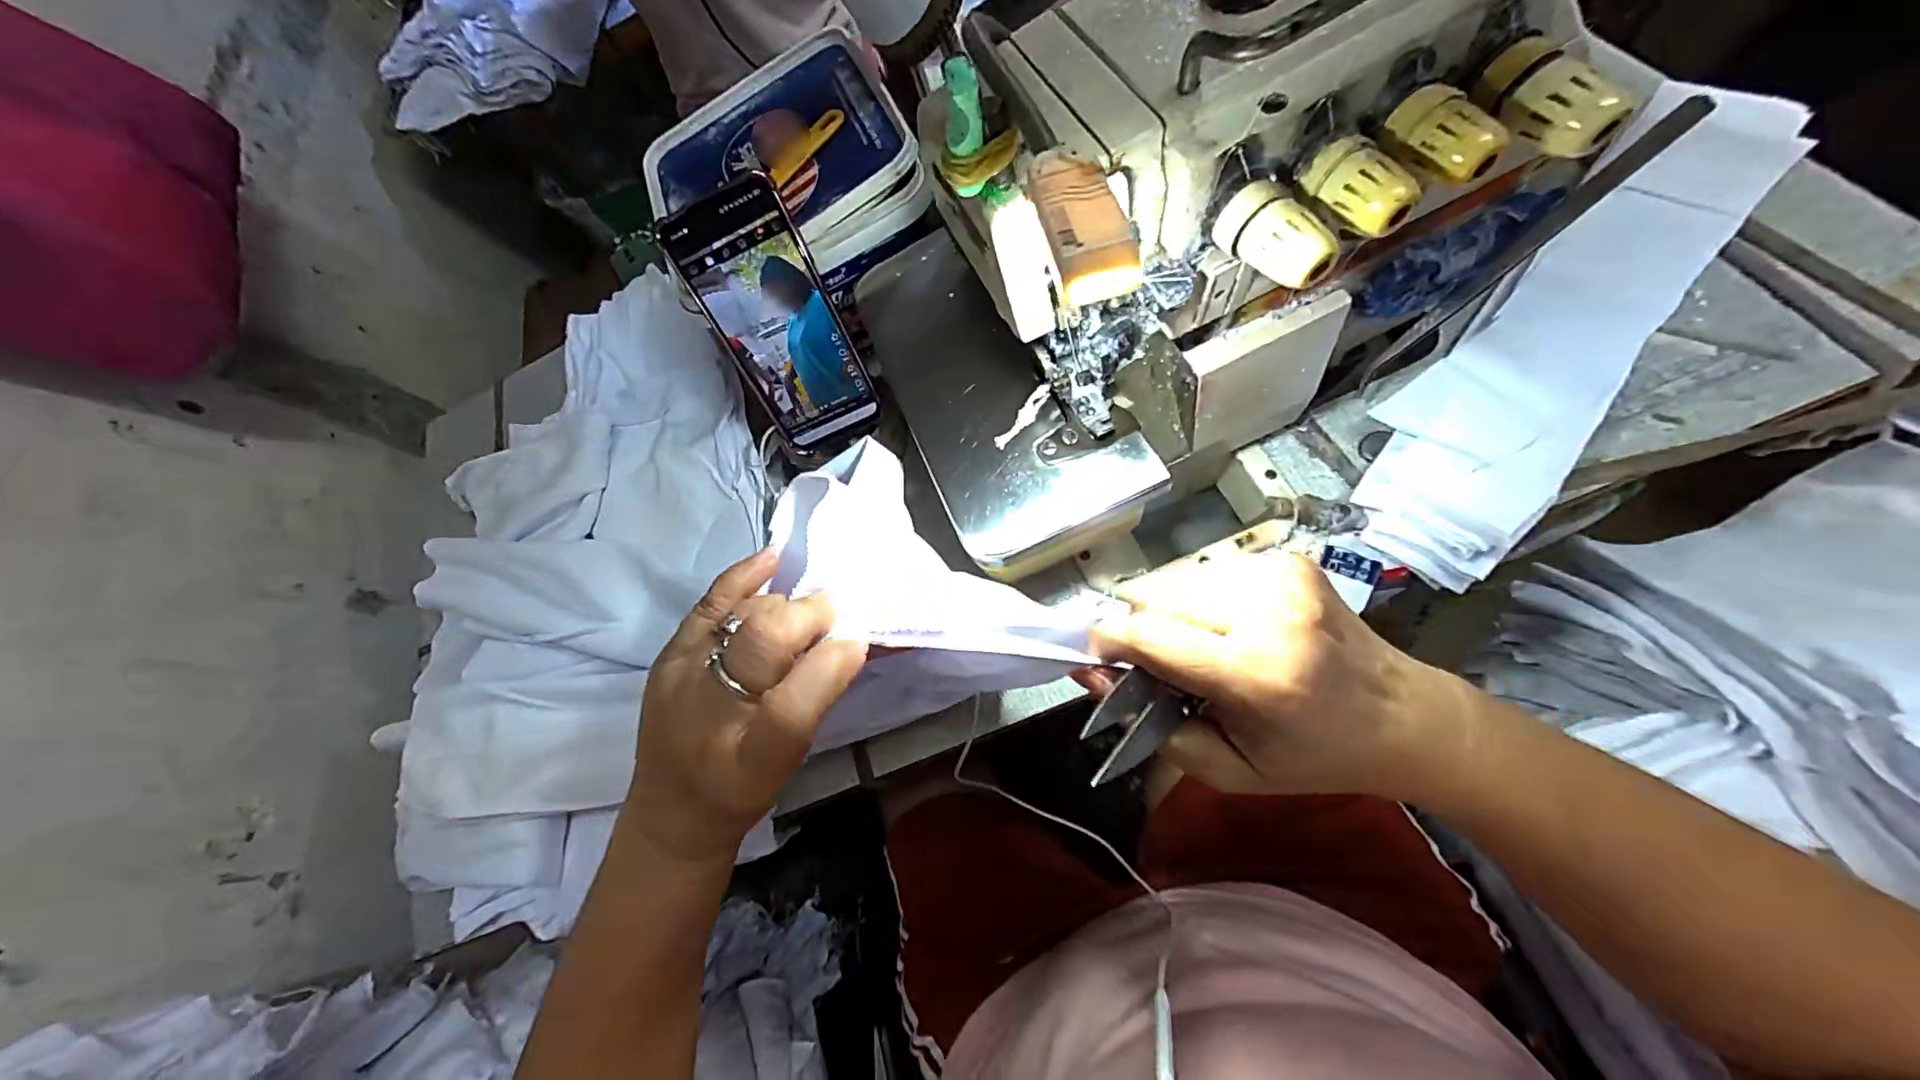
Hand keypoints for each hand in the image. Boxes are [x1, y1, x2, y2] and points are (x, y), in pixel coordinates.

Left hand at [627, 549, 867, 862]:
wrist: (672, 809)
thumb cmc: (743, 787)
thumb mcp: (791, 758)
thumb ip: (817, 699)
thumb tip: (849, 638)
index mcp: (751, 755)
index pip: (794, 701)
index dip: (831, 662)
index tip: (857, 639)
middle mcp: (711, 710)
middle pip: (765, 640)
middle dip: (811, 616)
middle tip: (836, 613)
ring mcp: (683, 674)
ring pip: (745, 616)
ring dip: (786, 606)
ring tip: (805, 612)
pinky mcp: (669, 654)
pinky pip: (710, 602)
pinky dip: (744, 576)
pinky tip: (773, 558)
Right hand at [1088, 551, 1468, 799]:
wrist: (1405, 716)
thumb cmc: (1314, 756)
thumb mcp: (1228, 770)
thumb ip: (1152, 726)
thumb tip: (1091, 675)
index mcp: (1256, 672)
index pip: (1149, 634)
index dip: (1111, 641)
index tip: (1099, 657)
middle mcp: (1268, 610)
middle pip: (1156, 596)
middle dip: (1142, 627)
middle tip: (1160, 663)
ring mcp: (1281, 576)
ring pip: (1178, 579)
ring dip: (1172, 612)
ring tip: (1204, 646)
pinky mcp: (1288, 560)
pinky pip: (1210, 571)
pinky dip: (1203, 599)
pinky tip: (1233, 626)